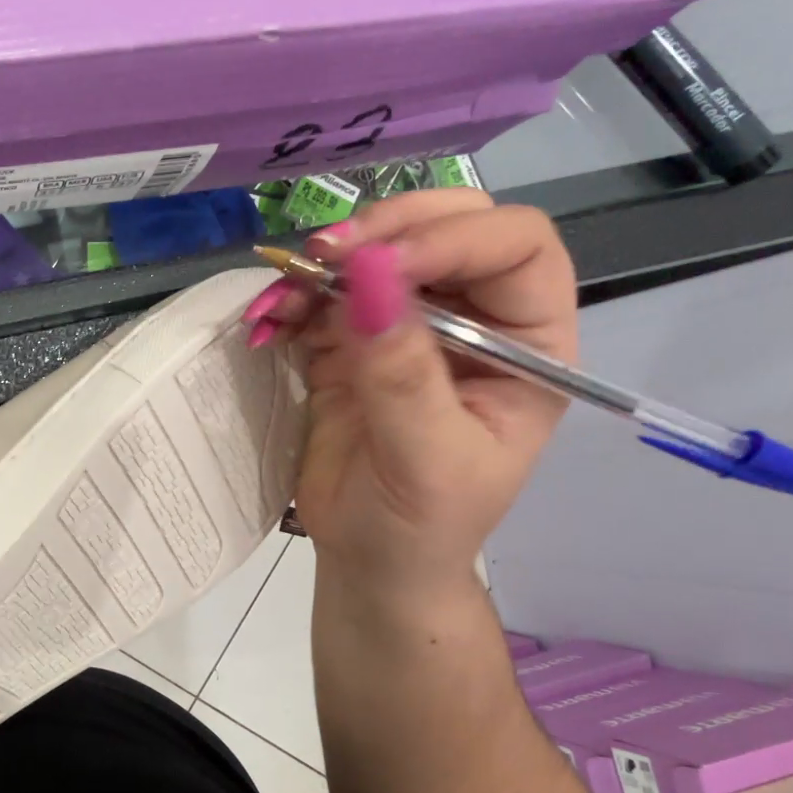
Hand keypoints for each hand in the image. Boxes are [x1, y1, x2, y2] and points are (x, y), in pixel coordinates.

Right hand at [242, 190, 576, 591]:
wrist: (369, 563)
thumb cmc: (421, 525)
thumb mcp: (426, 458)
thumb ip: (403, 371)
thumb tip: (370, 278)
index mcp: (526, 343)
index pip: (512, 249)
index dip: (450, 239)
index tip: (373, 266)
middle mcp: (473, 321)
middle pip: (447, 229)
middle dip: (384, 232)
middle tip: (324, 256)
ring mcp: (408, 329)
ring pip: (377, 256)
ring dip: (324, 265)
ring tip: (280, 295)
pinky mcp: (350, 347)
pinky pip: (323, 299)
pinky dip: (291, 300)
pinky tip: (267, 322)